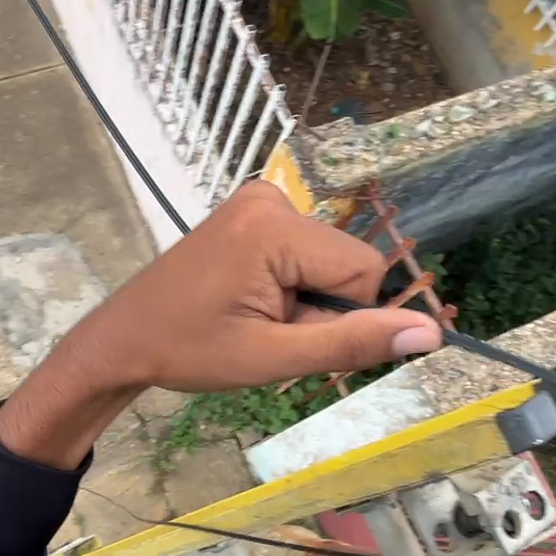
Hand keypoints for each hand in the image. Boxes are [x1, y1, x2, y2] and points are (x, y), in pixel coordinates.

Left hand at [0, 183, 441, 466]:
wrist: (124, 337)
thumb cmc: (189, 351)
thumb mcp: (273, 358)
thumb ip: (352, 343)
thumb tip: (430, 332)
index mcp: (274, 226)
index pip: (364, 269)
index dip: (342, 315)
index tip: (292, 335)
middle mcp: (272, 197)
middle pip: (347, 260)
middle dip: (321, 306)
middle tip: (268, 328)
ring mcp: (259, 199)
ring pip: (328, 257)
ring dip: (306, 298)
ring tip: (255, 315)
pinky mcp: (252, 209)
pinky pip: (304, 249)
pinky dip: (292, 282)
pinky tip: (252, 298)